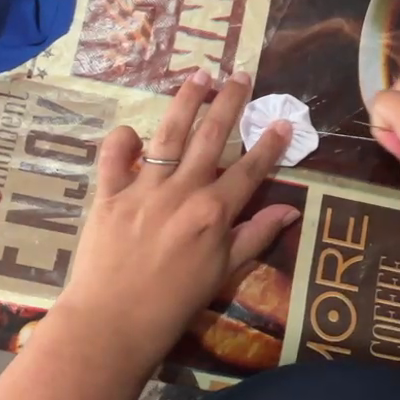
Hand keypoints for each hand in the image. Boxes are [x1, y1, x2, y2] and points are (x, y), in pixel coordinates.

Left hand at [56, 70, 301, 369]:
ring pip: (169, 134)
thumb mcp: (222, 273)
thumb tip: (290, 210)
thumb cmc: (173, 305)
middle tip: (242, 75)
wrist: (112, 325)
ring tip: (200, 75)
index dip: (269, 144)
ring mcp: (143, 188)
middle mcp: (182, 191)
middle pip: (211, 137)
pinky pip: (114, 157)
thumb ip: (254, 236)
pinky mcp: (109, 194)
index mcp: (213, 212)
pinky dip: (121, 140)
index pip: (249, 169)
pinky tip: (131, 129)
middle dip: (230, 102)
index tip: (283, 120)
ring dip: (187, 101)